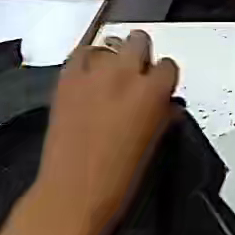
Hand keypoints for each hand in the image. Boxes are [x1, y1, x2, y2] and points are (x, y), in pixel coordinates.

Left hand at [31, 31, 179, 232]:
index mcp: (153, 92)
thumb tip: (166, 105)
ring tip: (107, 76)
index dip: (162, 77)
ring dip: (112, 58)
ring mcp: (93, 72)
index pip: (168, 65)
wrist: (73, 193)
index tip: (157, 86)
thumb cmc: (119, 179)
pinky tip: (87, 76)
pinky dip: (86, 61)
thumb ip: (163, 116)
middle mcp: (125, 74)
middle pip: (139, 41)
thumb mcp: (154, 145)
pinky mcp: (67, 77)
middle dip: (140, 56)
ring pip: (110, 44)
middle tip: (134, 76)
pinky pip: (80, 54)